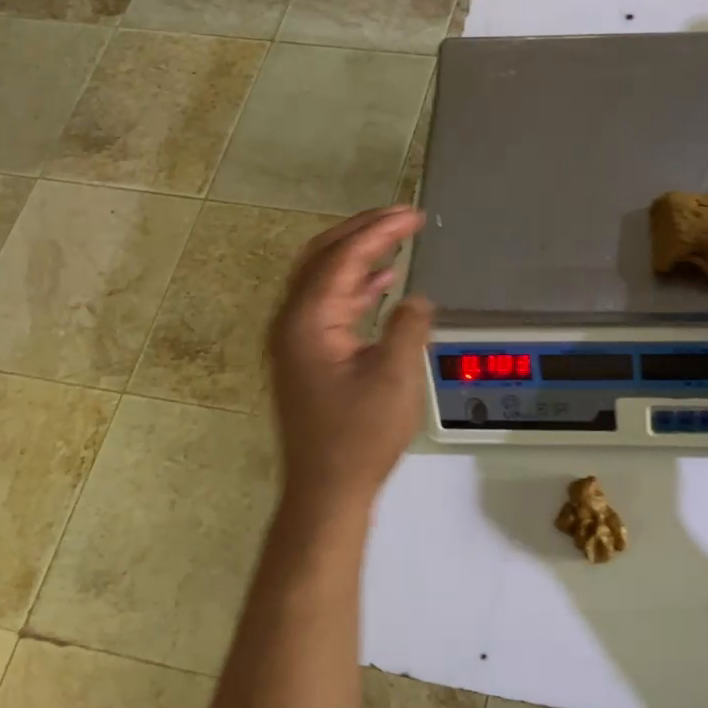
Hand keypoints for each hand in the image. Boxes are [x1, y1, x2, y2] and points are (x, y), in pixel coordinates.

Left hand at [268, 207, 432, 511]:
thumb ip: (407, 327)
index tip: (413, 215)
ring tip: (397, 237)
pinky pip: (331, 302)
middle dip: (363, 231)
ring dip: (359, 254)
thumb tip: (415, 299)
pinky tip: (384, 281)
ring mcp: (297, 340)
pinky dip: (357, 284)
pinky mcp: (308, 356)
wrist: (326, 492)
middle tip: (403, 216)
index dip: (379, 231)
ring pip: (324, 277)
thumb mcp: (394, 377)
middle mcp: (293, 322)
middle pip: (322, 257)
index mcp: (307, 321)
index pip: (342, 258)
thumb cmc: (358, 438)